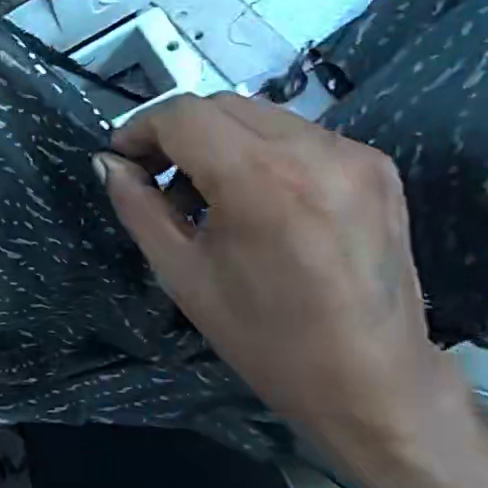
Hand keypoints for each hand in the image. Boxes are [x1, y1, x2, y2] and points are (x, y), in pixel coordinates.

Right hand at [96, 93, 473, 472]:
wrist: (372, 382)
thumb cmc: (268, 342)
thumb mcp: (185, 277)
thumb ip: (140, 209)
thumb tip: (109, 163)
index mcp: (261, 178)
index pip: (184, 115)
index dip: (143, 128)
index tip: (125, 158)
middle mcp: (314, 149)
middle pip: (224, 105)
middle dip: (182, 133)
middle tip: (162, 179)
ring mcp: (355, 153)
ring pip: (265, 117)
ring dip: (226, 142)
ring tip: (215, 195)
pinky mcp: (379, 166)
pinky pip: (305, 138)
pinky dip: (271, 155)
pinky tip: (267, 202)